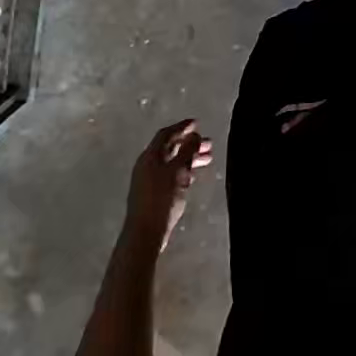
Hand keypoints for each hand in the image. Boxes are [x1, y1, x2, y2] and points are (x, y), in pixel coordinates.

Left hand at [123, 119, 212, 252]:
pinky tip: (193, 176)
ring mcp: (148, 179)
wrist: (146, 232)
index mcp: (150, 156)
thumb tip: (195, 136)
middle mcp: (147, 164)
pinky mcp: (152, 193)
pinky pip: (170, 174)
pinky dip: (183, 170)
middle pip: (170, 148)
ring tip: (208, 159)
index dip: (182, 127)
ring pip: (171, 162)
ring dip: (189, 158)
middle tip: (209, 144)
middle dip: (189, 144)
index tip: (197, 123)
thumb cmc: (162, 199)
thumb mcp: (179, 172)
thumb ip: (187, 152)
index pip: (166, 134)